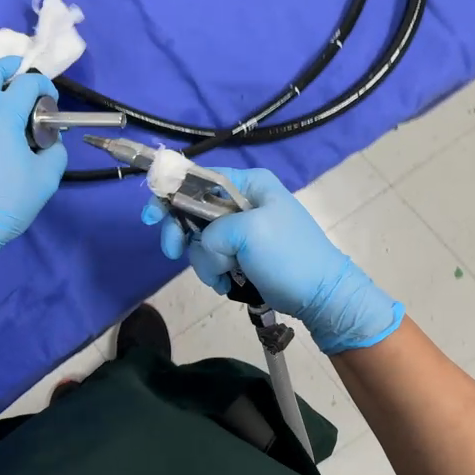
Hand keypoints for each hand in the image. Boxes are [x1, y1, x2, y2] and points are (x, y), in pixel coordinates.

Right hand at [142, 167, 400, 354]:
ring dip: (202, 259)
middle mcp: (241, 201)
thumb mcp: (248, 232)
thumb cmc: (289, 256)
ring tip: (220, 275)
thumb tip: (204, 247)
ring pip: (198, 237)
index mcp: (248, 184)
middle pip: (190, 209)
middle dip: (181, 233)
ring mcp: (240, 229)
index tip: (152, 216)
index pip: (197, 177)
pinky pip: (209, 256)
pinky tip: (224, 282)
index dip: (170, 192)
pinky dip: (211, 270)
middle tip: (172, 251)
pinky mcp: (239, 253)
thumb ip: (213, 230)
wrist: (322, 297)